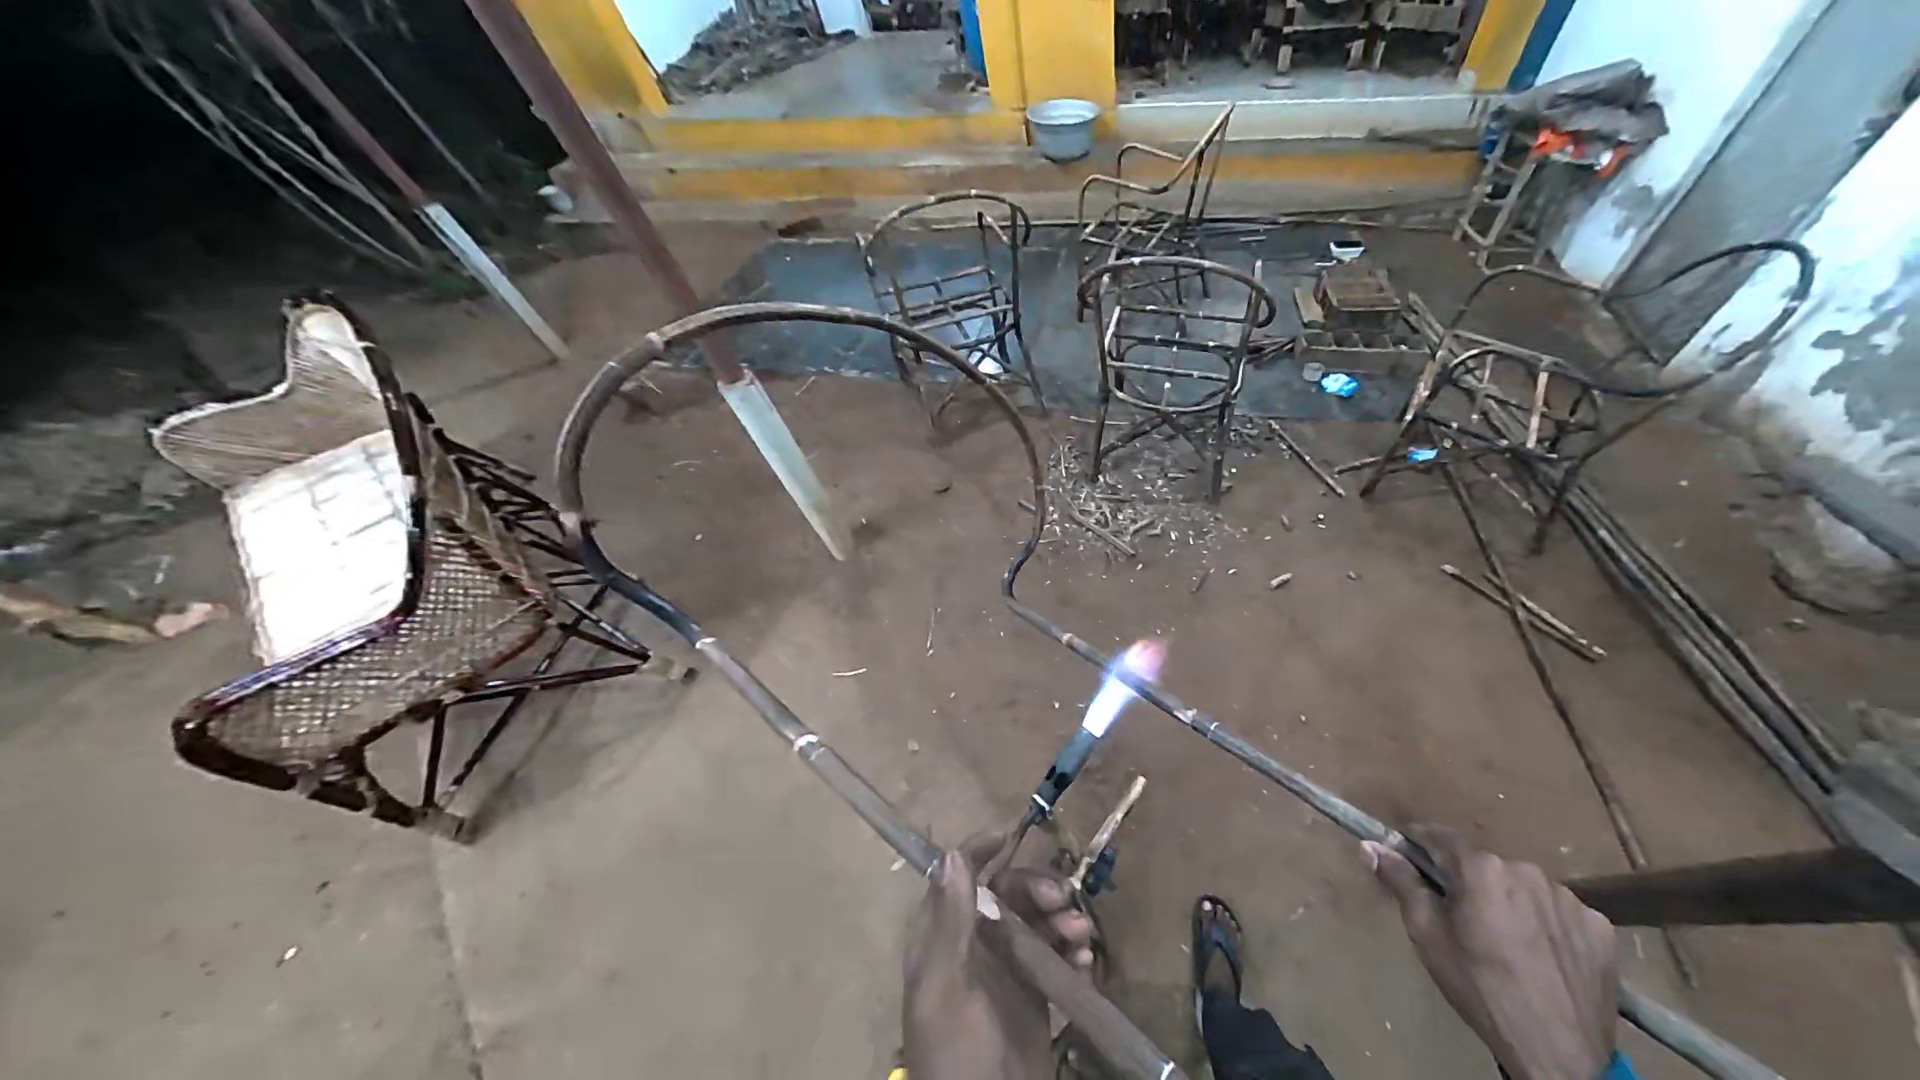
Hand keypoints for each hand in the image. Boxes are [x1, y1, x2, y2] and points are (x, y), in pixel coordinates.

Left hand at [903, 839, 1095, 1079]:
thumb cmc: (953, 1054)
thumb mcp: (943, 987)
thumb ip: (949, 923)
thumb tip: (952, 856)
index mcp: (942, 938)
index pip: (956, 879)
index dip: (977, 853)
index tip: (1007, 836)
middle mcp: (973, 945)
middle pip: (1004, 895)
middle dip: (1034, 889)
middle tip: (1062, 899)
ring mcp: (1005, 970)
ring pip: (1034, 923)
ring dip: (1059, 918)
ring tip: (1081, 935)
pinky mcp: (1034, 996)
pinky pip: (1055, 959)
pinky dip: (1071, 952)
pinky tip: (1086, 960)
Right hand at [1366, 825, 1616, 1079]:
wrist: (1558, 1053)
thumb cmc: (1478, 986)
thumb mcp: (1426, 932)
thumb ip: (1401, 881)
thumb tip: (1370, 846)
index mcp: (1481, 868)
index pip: (1440, 836)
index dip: (1419, 844)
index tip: (1408, 858)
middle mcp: (1527, 871)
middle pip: (1483, 864)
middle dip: (1466, 880)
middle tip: (1458, 915)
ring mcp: (1570, 900)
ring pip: (1522, 886)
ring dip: (1507, 900)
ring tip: (1503, 939)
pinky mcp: (1600, 929)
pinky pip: (1559, 911)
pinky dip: (1544, 923)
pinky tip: (1539, 954)